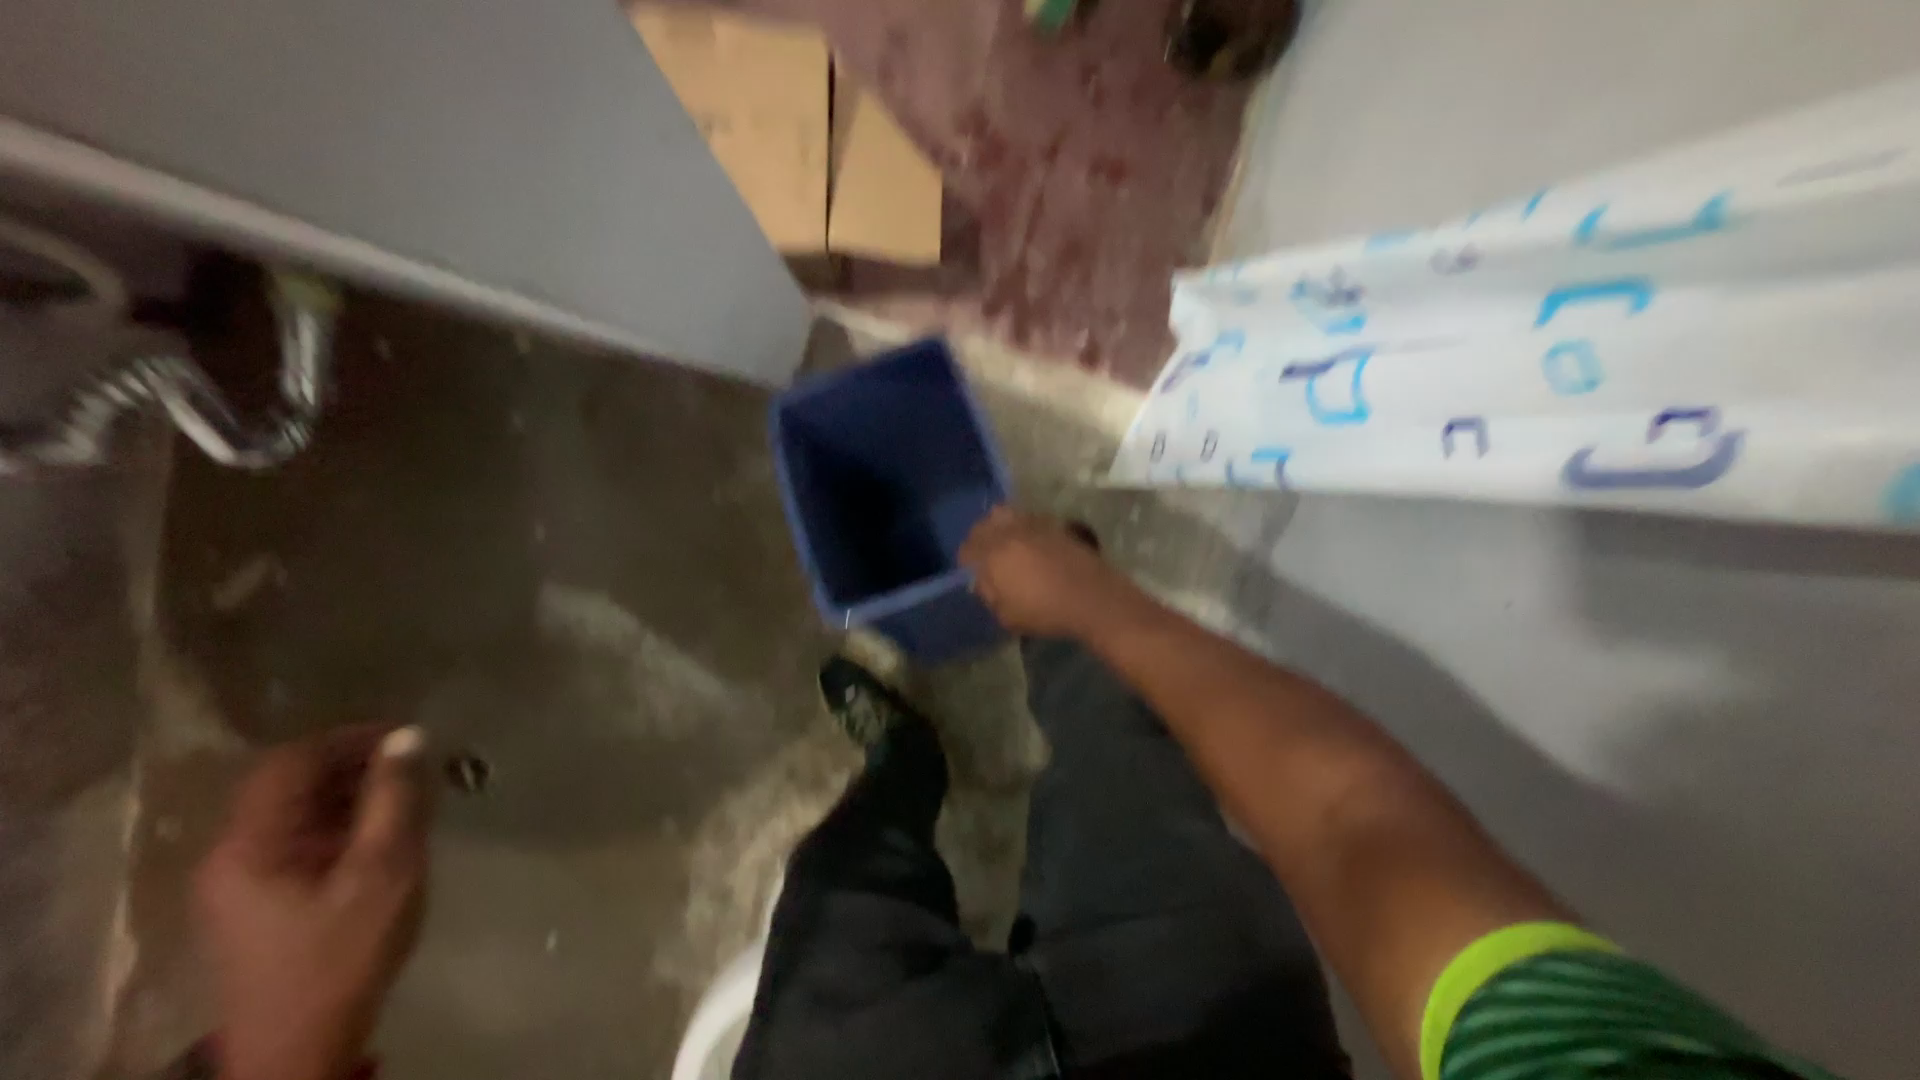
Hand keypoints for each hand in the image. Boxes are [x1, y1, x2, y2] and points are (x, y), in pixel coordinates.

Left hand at [195, 726, 432, 1079]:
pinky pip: (301, 838)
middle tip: (415, 764)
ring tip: (409, 794)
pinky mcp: (261, 899)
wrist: (301, 1048)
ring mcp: (243, 879)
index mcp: (250, 844)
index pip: (292, 761)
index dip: (349, 737)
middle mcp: (233, 853)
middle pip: (290, 783)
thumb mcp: (383, 872)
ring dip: (351, 792)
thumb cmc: (342, 956)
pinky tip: (384, 831)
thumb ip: (396, 799)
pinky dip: (344, 822)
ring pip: (297, 810)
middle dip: (354, 763)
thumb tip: (410, 736)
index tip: (408, 736)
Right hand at [959, 506, 1136, 637]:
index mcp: (994, 554)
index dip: (965, 559)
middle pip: (985, 523)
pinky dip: (1024, 527)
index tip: (969, 569)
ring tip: (1007, 543)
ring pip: (1008, 515)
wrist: (1093, 599)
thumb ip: (989, 595)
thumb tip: (983, 581)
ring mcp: (1036, 525)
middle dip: (980, 536)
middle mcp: (1011, 532)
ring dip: (1002, 526)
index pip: (968, 548)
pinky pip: (1031, 519)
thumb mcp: (1007, 615)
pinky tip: (1031, 543)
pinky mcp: (1057, 526)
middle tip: (984, 553)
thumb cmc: (1046, 612)